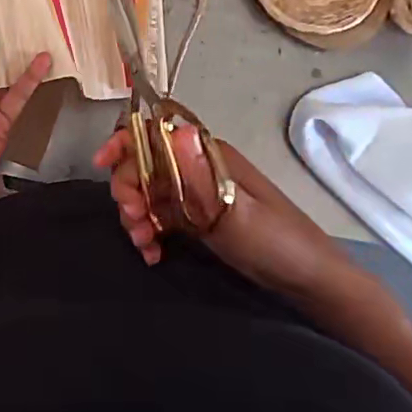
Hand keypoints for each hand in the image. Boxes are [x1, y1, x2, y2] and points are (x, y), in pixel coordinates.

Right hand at [94, 127, 344, 297]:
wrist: (310, 280)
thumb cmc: (277, 242)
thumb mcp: (237, 213)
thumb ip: (200, 176)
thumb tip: (175, 131)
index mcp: (207, 154)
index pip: (155, 134)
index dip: (124, 143)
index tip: (102, 167)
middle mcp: (198, 167)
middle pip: (145, 165)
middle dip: (129, 189)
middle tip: (134, 220)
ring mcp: (197, 193)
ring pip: (148, 193)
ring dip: (136, 215)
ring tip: (143, 243)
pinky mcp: (198, 218)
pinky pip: (160, 217)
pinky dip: (149, 232)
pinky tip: (152, 254)